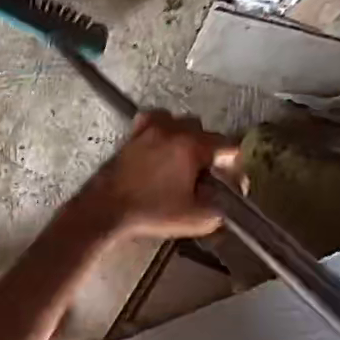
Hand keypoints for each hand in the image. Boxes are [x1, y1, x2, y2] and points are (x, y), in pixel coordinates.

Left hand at [74, 110, 239, 238]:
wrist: (105, 210)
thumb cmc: (149, 213)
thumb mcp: (197, 218)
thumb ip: (221, 206)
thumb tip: (225, 196)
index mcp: (191, 146)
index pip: (230, 146)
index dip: (234, 167)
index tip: (230, 183)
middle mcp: (171, 130)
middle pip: (206, 132)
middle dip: (211, 153)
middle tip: (206, 177)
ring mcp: (148, 130)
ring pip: (181, 123)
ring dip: (188, 139)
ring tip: (185, 164)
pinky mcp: (131, 136)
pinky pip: (154, 121)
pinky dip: (162, 129)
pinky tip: (162, 147)